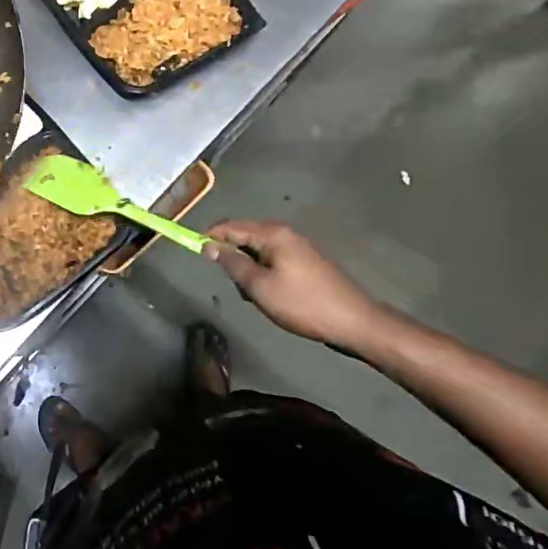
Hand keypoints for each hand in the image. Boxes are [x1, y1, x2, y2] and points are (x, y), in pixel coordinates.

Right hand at [204, 220, 386, 347]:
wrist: (353, 322)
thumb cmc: (302, 303)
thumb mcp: (259, 286)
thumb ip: (231, 263)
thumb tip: (210, 246)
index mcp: (273, 234)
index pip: (231, 226)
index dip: (210, 237)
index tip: (194, 252)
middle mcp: (286, 233)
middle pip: (245, 236)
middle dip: (231, 256)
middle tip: (232, 284)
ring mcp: (298, 247)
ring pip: (258, 251)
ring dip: (248, 269)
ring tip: (254, 296)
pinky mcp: (306, 262)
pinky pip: (273, 260)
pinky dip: (263, 274)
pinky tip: (270, 295)